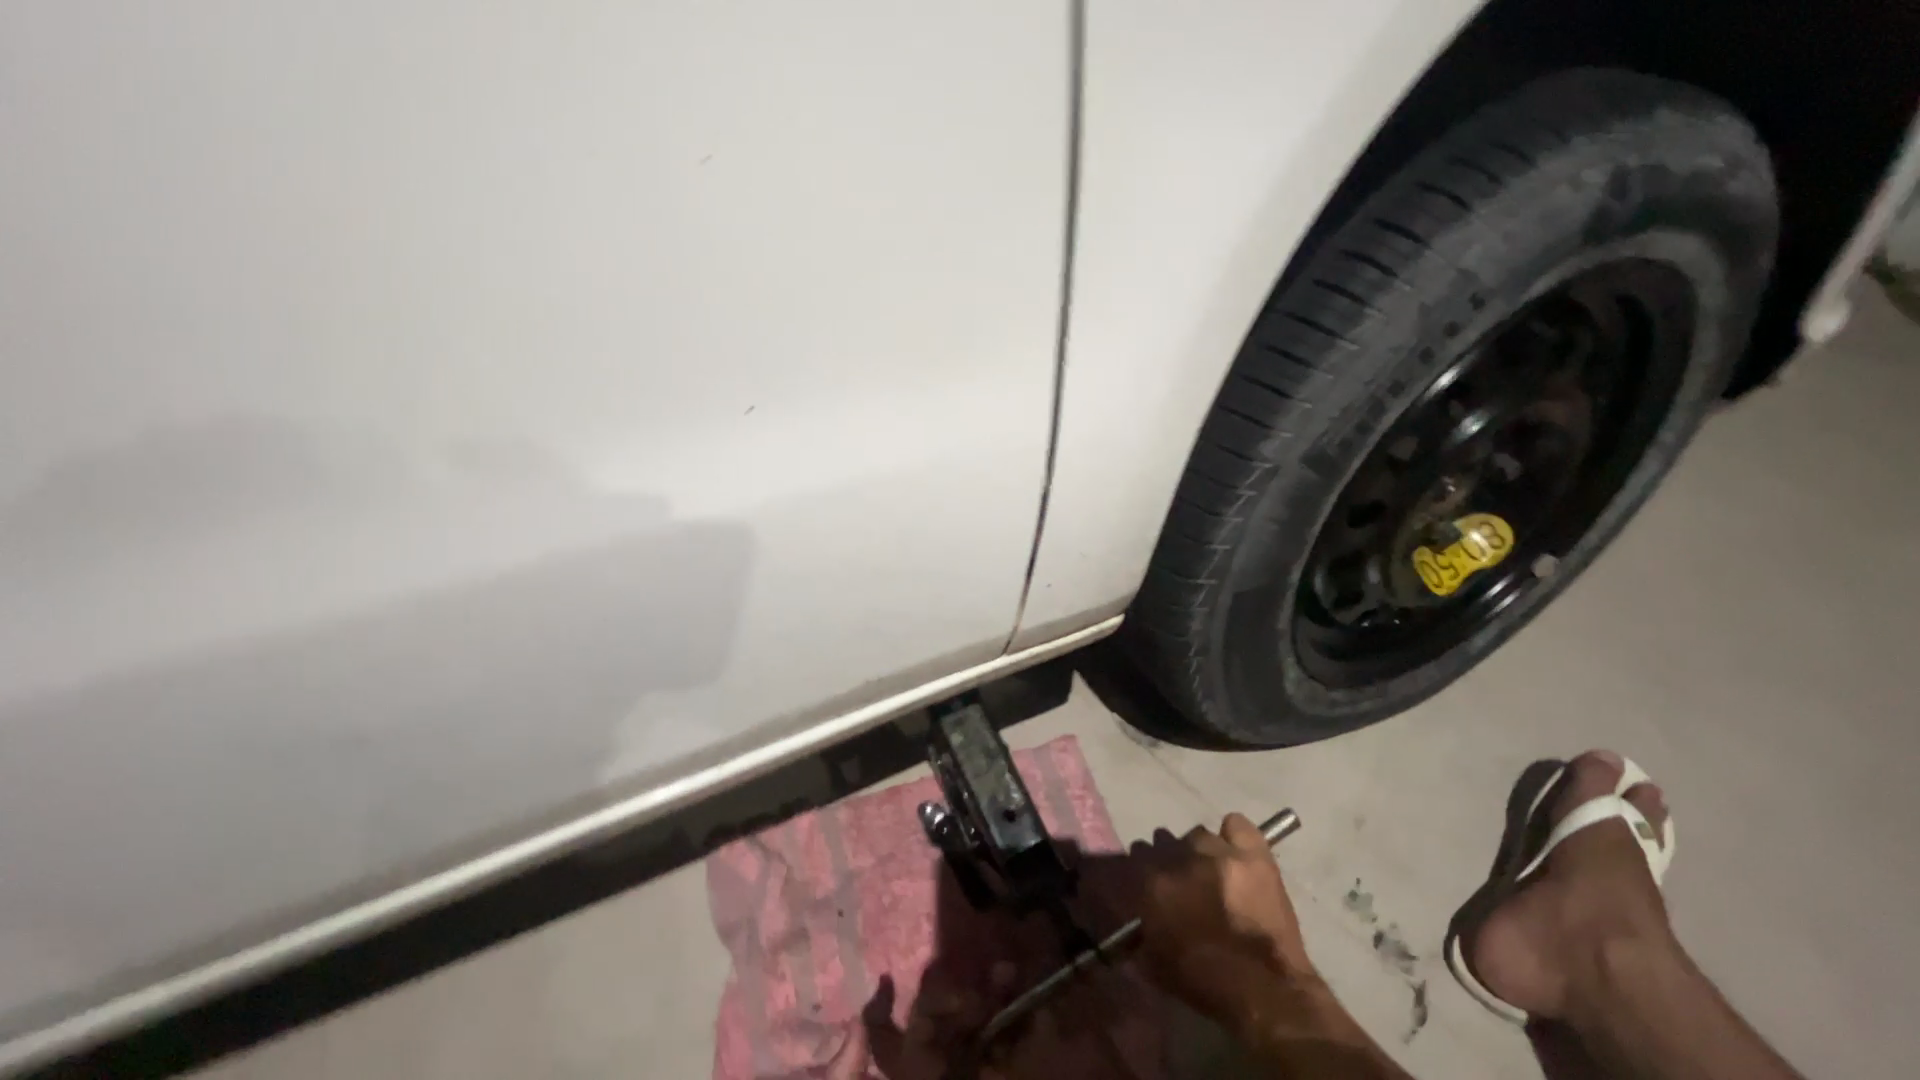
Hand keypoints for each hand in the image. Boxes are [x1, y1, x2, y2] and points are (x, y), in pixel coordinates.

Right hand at [1120, 813, 1319, 1026]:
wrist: (1263, 988)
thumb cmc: (1203, 982)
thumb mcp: (1153, 962)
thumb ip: (1140, 931)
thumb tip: (1137, 923)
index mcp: (1153, 883)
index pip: (1137, 855)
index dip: (1144, 869)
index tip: (1151, 882)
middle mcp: (1181, 858)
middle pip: (1166, 841)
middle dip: (1170, 859)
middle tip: (1184, 881)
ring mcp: (1219, 852)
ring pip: (1199, 835)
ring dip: (1201, 851)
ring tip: (1213, 871)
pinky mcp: (1254, 855)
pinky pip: (1237, 825)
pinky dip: (1233, 835)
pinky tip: (1236, 852)